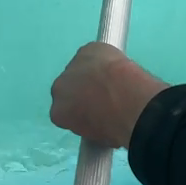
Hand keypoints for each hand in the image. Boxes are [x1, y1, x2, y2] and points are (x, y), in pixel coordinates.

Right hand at [49, 42, 169, 148]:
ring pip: (80, 67)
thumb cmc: (114, 126)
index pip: (64, 109)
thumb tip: (99, 119)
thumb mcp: (98, 134)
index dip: (81, 108)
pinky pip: (93, 52)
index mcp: (58, 113)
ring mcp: (71, 66)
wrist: (127, 102)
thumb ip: (89, 122)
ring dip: (93, 72)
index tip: (95, 109)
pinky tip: (116, 64)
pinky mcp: (86, 49)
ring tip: (113, 78)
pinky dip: (104, 56)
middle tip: (105, 94)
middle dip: (84, 88)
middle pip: (69, 86)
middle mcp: (58, 88)